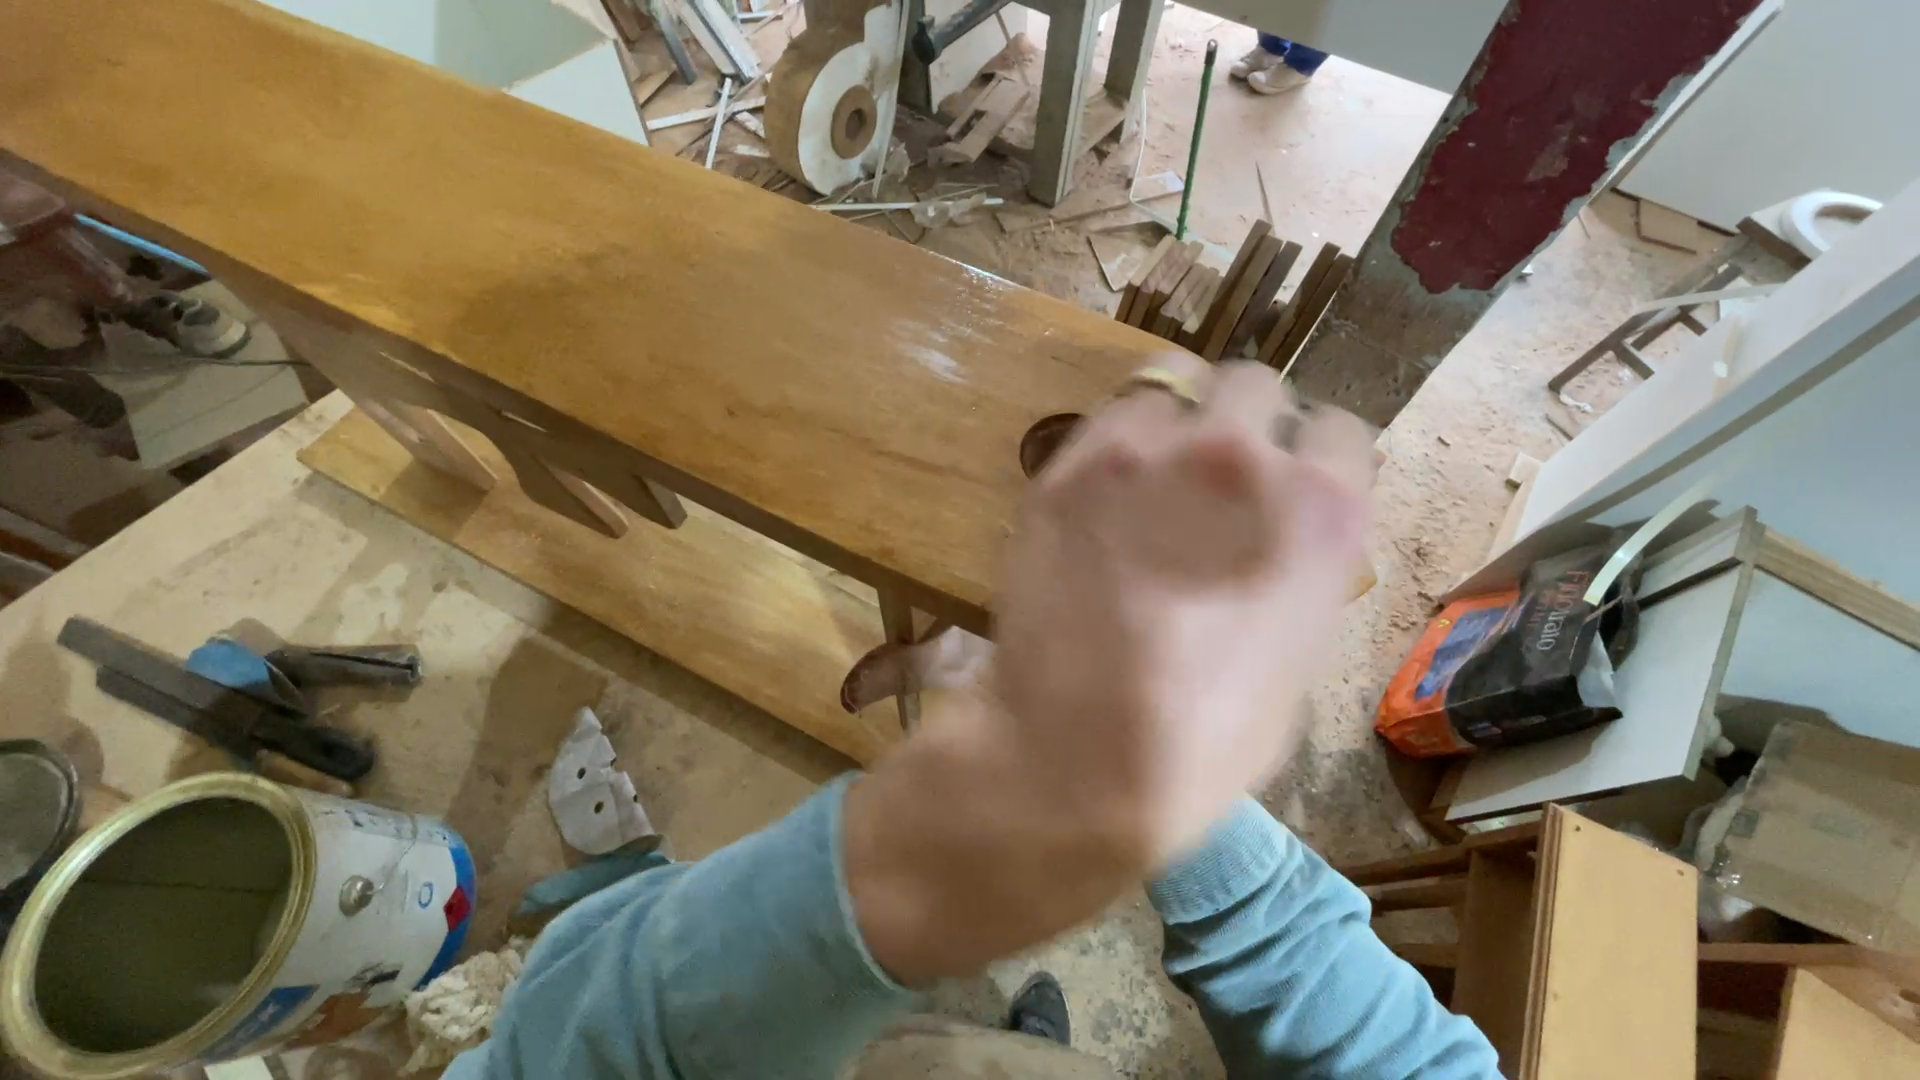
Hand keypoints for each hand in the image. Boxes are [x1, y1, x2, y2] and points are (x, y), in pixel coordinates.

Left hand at [846, 355, 1374, 982]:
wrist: (1077, 757)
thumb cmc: (1201, 743)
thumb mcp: (1294, 659)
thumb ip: (1295, 571)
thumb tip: (1274, 542)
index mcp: (1321, 513)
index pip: (1337, 430)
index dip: (1308, 458)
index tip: (1284, 481)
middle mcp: (1240, 460)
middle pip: (1255, 386)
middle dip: (1241, 423)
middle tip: (1210, 473)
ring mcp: (1146, 455)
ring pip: (1172, 387)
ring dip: (1171, 424)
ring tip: (1148, 477)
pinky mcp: (1067, 468)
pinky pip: (1104, 418)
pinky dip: (1111, 442)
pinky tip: (1100, 491)